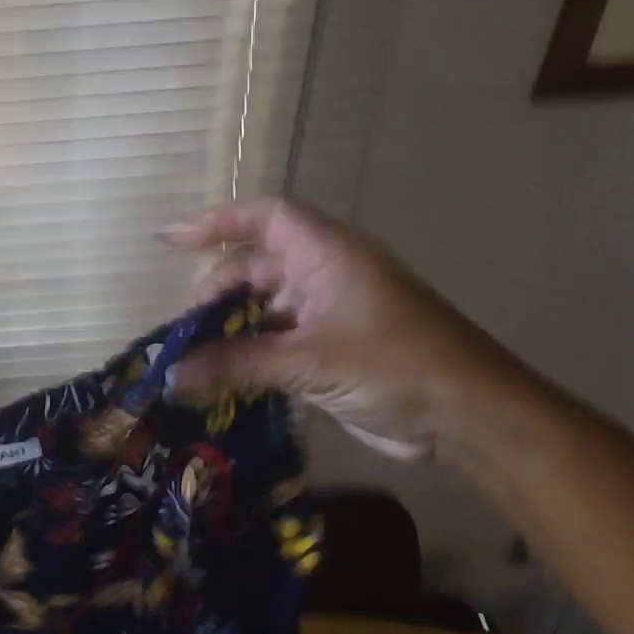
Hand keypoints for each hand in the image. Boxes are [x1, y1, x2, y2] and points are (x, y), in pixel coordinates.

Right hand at [163, 198, 516, 461]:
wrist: (464, 414)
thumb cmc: (395, 366)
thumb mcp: (309, 361)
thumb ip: (236, 364)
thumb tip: (171, 375)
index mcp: (328, 256)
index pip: (265, 218)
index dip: (216, 223)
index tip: (168, 244)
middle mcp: (324, 278)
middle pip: (255, 268)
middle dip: (215, 295)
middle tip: (184, 335)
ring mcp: (326, 317)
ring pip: (261, 312)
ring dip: (227, 333)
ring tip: (192, 363)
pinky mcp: (327, 355)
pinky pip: (273, 347)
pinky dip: (245, 360)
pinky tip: (219, 384)